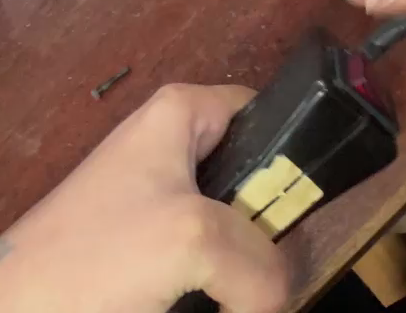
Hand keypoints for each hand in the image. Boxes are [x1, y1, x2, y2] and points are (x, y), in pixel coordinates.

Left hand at [0, 84, 288, 312]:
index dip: (293, 160)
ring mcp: (153, 199)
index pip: (265, 114)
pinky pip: (201, 260)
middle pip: (252, 177)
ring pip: (230, 227)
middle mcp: (170, 144)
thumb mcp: (193, 240)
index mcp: (182, 113)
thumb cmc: (96, 256)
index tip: (309, 217)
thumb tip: (285, 293)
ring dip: (243, 269)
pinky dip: (216, 287)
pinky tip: (213, 307)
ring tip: (245, 299)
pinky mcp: (139, 247)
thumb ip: (261, 262)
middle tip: (278, 276)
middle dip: (269, 229)